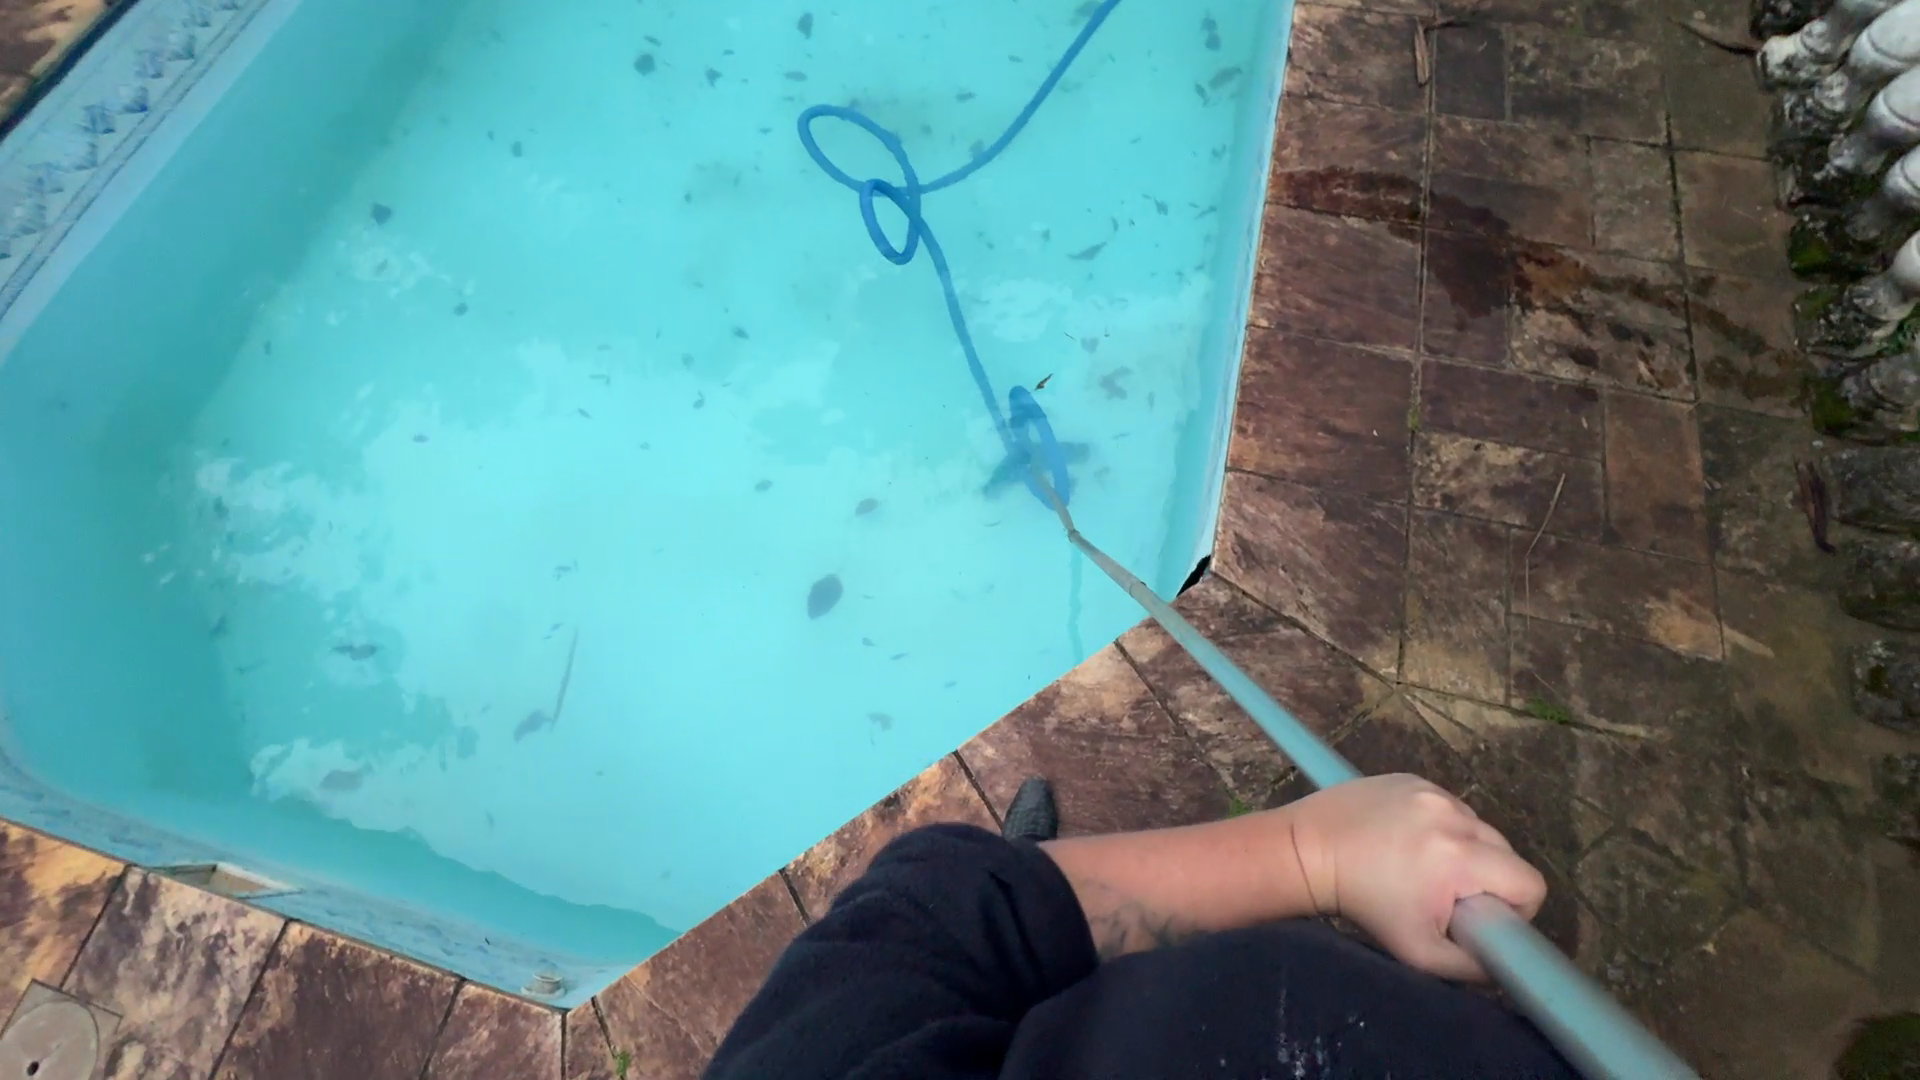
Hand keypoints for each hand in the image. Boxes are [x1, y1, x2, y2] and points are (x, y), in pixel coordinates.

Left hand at [1286, 774, 1546, 981]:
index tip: (1477, 913)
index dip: (1515, 907)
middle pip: (1505, 851)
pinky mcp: (1408, 778)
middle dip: (1487, 877)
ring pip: (1477, 826)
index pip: (1529, 881)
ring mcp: (1427, 790)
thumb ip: (1477, 966)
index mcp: (1458, 855)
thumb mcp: (1421, 952)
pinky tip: (1406, 838)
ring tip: (1420, 863)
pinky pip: (1447, 805)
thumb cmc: (1361, 902)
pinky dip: (1439, 824)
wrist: (1307, 850)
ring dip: (1463, 848)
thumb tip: (1508, 960)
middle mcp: (1449, 814)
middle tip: (1444, 891)